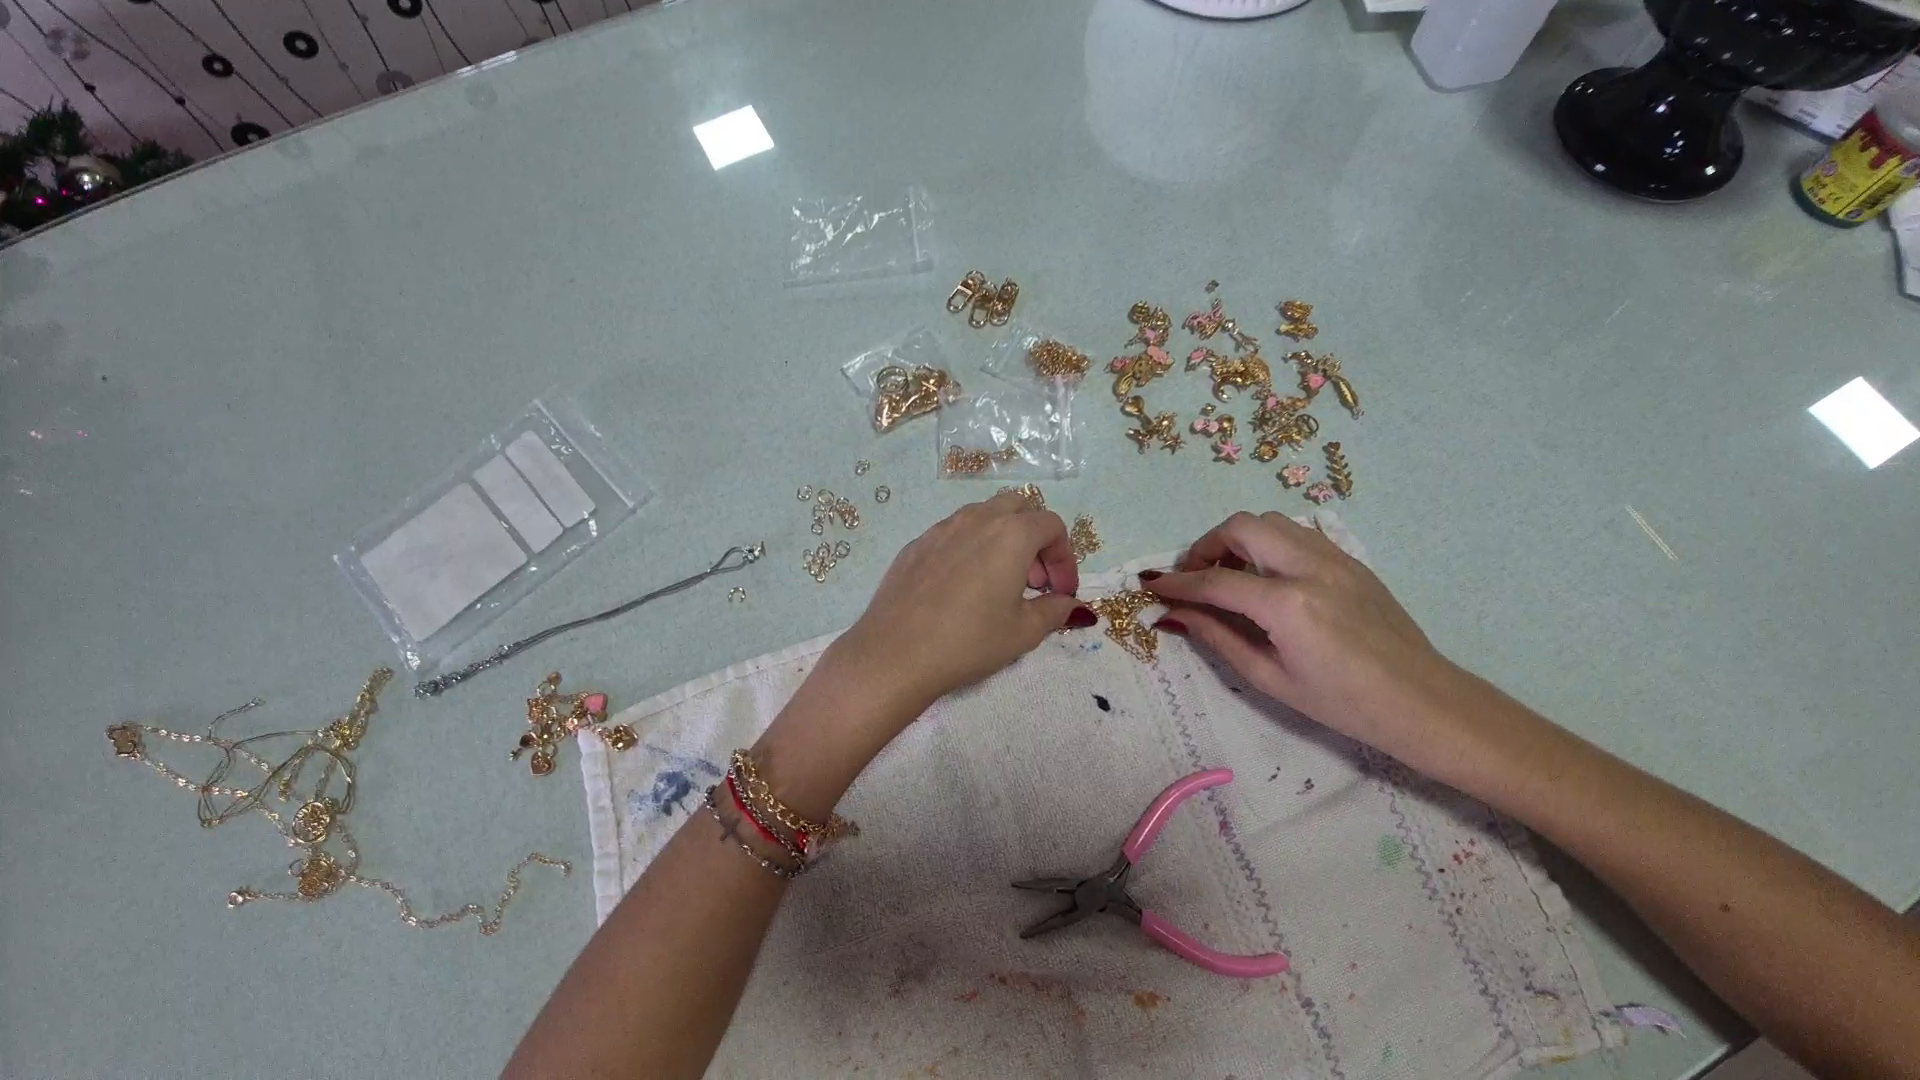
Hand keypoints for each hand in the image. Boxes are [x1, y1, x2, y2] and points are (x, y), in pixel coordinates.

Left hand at [831, 491, 1091, 720]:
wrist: (894, 654)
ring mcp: (940, 529)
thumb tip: (1073, 606)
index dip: (1064, 558)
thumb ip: (1055, 612)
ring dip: (1001, 540)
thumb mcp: (1023, 632)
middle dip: (1035, 539)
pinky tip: (961, 590)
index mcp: (1011, 534)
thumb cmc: (969, 642)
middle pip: (1018, 508)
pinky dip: (970, 550)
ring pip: (982, 516)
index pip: (1052, 525)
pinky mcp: (915, 545)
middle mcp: (976, 520)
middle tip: (1034, 582)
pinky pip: (953, 534)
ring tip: (999, 585)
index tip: (1061, 593)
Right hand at [1141, 511, 1467, 764]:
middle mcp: (1310, 567)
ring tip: (1229, 574)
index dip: (1178, 583)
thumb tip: (1174, 614)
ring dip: (1239, 539)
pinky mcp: (1350, 559)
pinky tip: (1266, 577)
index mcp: (1288, 605)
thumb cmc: (1342, 703)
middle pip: (1242, 526)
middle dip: (1207, 545)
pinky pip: (1297, 534)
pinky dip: (1268, 543)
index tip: (1153, 587)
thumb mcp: (1271, 678)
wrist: (1422, 701)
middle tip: (1194, 576)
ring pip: (1271, 521)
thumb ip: (1218, 638)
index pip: (1217, 581)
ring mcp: (1334, 557)